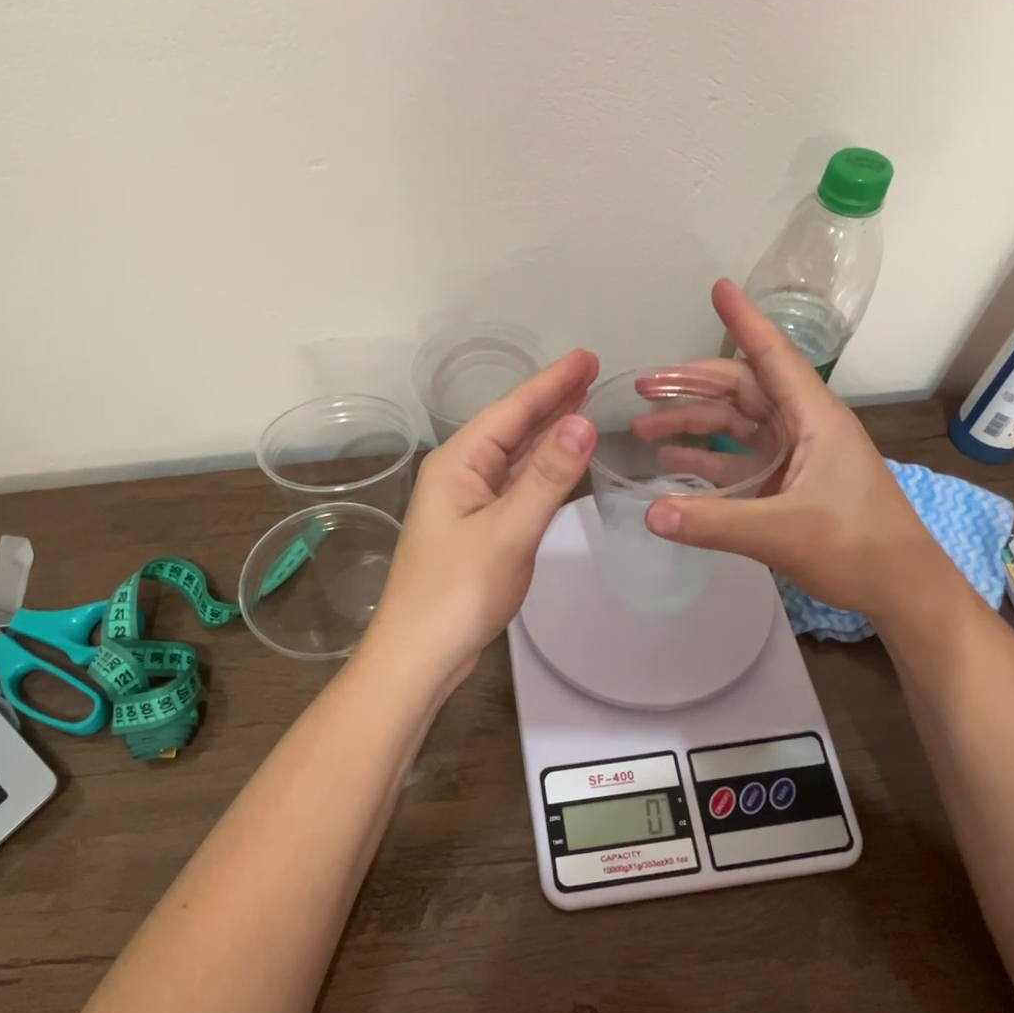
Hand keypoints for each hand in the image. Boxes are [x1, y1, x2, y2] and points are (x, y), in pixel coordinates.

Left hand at [363, 349, 600, 684]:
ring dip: (547, 433)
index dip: (552, 383)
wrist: (420, 655)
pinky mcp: (477, 531)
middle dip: (551, 401)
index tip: (587, 357)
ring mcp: (467, 504)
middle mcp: (459, 475)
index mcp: (458, 464)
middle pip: (511, 428)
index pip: (512, 411)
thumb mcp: (508, 531)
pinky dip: (541, 471)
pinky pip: (515, 486)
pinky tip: (561, 464)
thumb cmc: (458, 592)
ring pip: (514, 458)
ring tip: (583, 406)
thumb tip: (583, 422)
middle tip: (593, 373)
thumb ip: (548, 477)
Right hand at [644, 280, 945, 617]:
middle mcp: (805, 426)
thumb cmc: (855, 546)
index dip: (744, 321)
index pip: (771, 357)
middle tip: (644, 387)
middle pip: (743, 389)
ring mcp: (799, 455)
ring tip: (646, 426)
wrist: (901, 587)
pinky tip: (675, 463)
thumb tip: (650, 513)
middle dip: (693, 385)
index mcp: (814, 418)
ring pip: (739, 424)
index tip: (718, 288)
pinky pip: (742, 460)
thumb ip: (712, 523)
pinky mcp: (792, 484)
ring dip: (695, 423)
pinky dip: (709, 458)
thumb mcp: (780, 532)